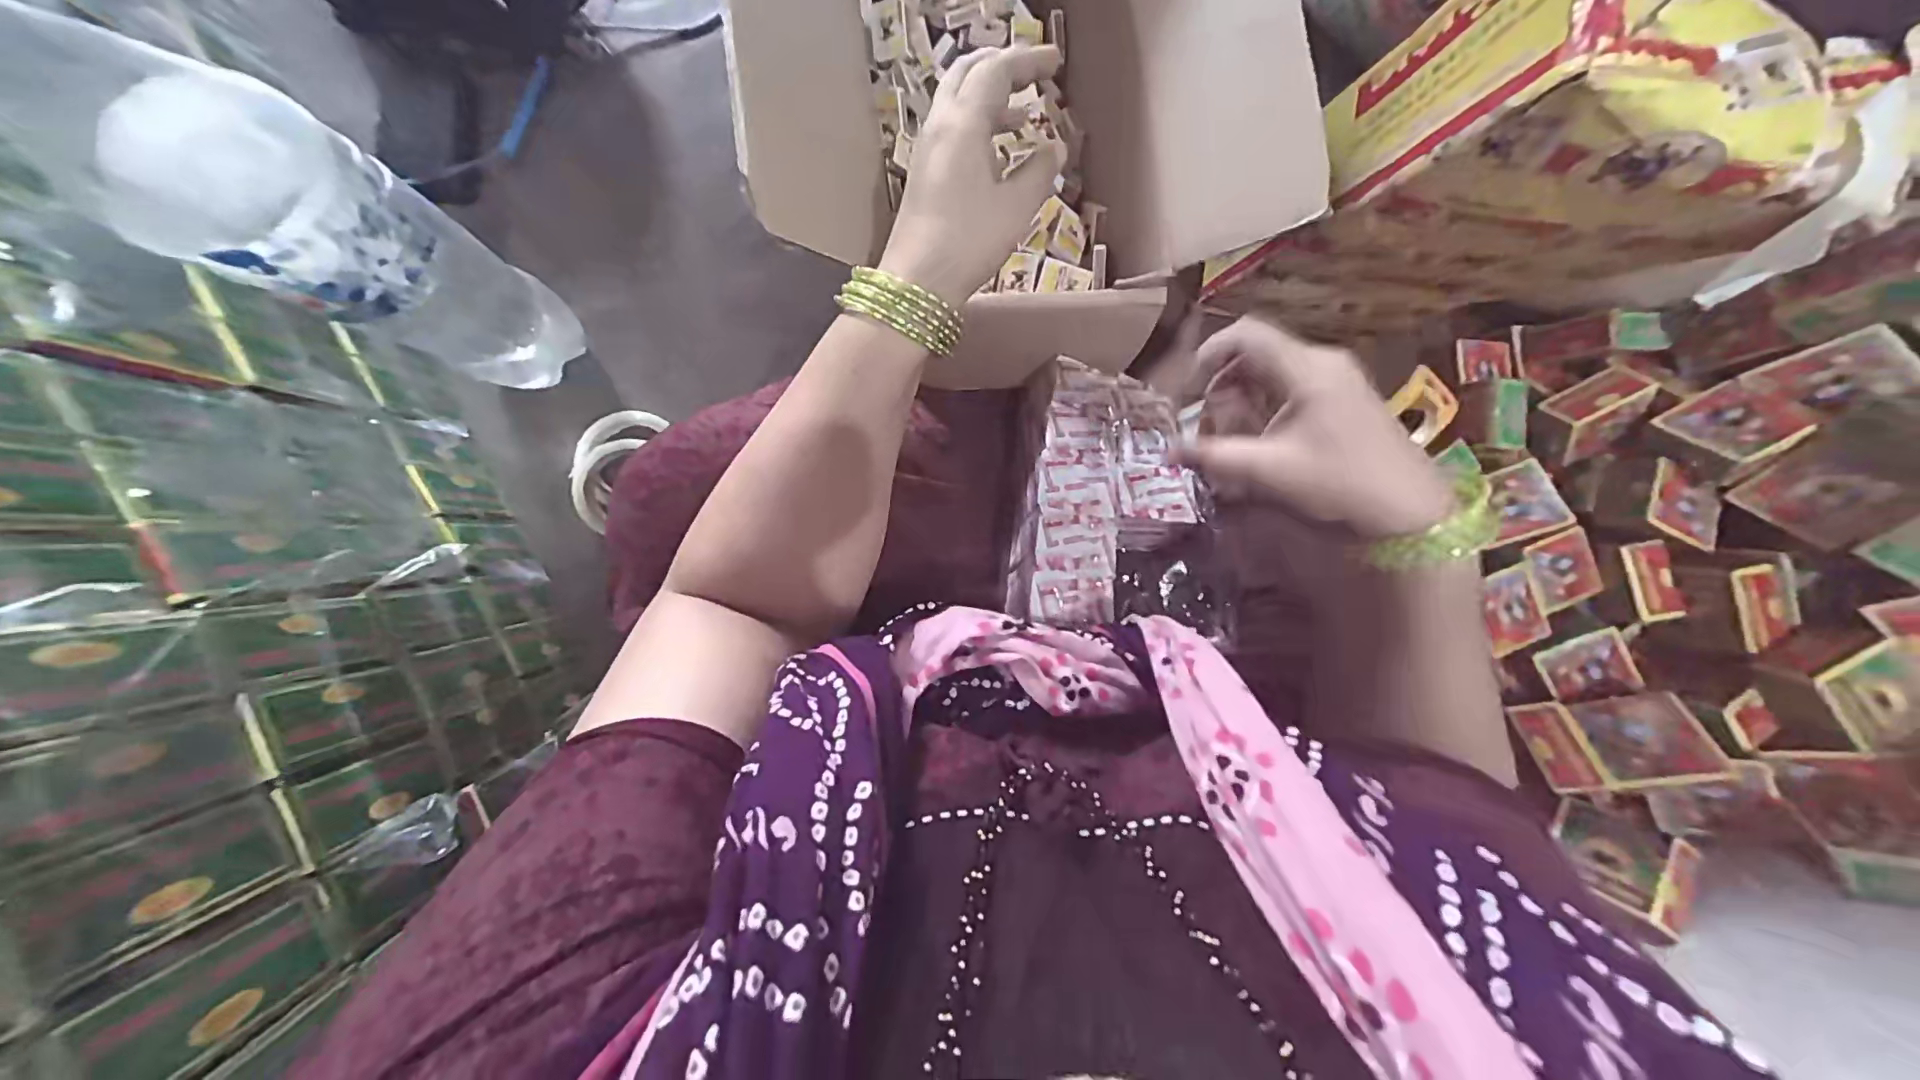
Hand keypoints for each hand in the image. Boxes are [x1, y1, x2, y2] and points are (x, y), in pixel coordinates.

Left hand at [877, 46, 1065, 307]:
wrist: (917, 282)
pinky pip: (952, 133)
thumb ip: (1040, 171)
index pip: (996, 71)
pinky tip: (998, 154)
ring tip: (1023, 118)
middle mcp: (940, 127)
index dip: (1028, 61)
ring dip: (990, 101)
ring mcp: (927, 151)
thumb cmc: (969, 242)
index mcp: (963, 123)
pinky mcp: (924, 176)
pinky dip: (978, 127)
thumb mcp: (1016, 207)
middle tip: (1033, 76)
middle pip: (968, 74)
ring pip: (958, 104)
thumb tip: (1055, 148)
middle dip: (1002, 68)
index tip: (1056, 62)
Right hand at [1177, 317, 1455, 538]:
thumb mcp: (1269, 471)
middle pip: (1254, 353)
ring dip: (1238, 398)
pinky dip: (1261, 407)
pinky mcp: (1340, 399)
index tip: (1188, 393)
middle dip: (1219, 385)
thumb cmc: (1341, 483)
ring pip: (1269, 372)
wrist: (1411, 510)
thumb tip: (1168, 452)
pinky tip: (1256, 441)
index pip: (1245, 334)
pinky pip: (1287, 388)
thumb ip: (1214, 457)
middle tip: (1205, 423)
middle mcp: (1320, 363)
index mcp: (1306, 368)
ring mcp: (1334, 379)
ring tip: (1226, 436)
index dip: (1206, 355)